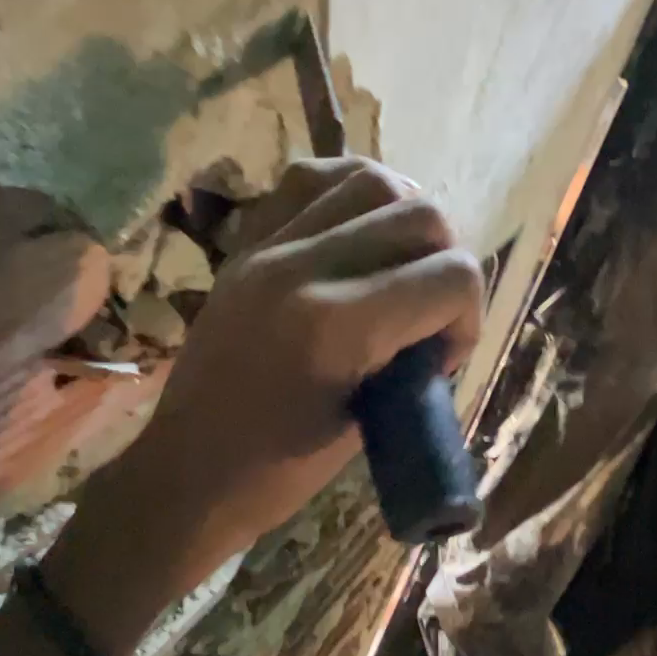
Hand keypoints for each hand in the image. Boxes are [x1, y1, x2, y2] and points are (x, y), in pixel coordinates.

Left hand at [135, 156, 483, 553]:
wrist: (187, 473)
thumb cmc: (276, 476)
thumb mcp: (364, 427)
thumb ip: (410, 359)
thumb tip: (441, 321)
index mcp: (336, 325)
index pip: (451, 276)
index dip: (469, 317)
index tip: (443, 357)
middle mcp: (302, 266)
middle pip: (421, 214)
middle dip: (447, 263)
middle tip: (427, 313)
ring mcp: (266, 249)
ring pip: (370, 179)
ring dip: (404, 218)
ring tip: (399, 267)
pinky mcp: (245, 247)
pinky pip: (308, 180)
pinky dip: (348, 196)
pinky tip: (358, 233)